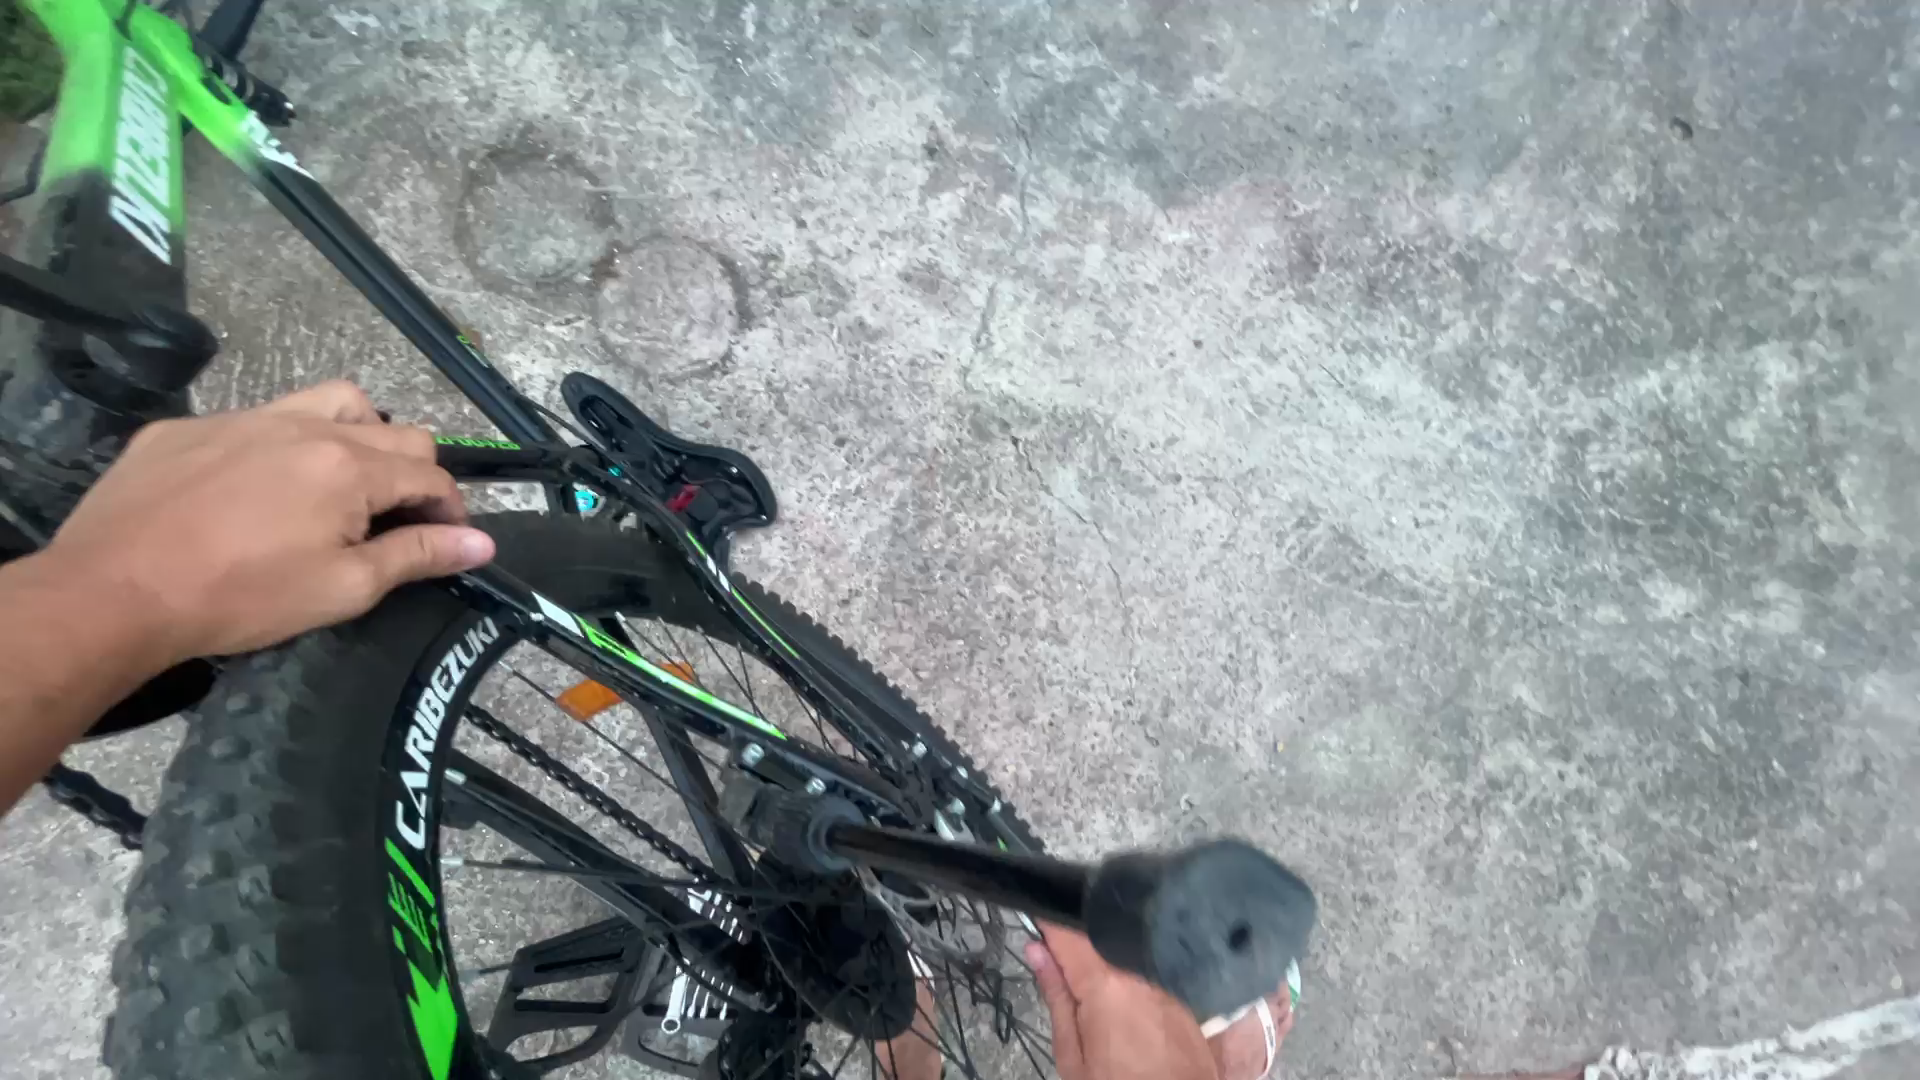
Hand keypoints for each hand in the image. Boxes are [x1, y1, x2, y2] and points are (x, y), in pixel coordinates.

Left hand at [43, 381, 494, 665]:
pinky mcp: (190, 428)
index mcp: (350, 467)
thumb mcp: (348, 586)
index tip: (446, 541)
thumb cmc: (243, 596)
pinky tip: (265, 486)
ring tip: (350, 477)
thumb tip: (484, 543)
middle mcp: (307, 428)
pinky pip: (264, 416)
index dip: (451, 510)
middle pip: (399, 433)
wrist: (108, 596)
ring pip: (339, 402)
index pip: (432, 475)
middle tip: (401, 519)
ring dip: (365, 434)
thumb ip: (421, 554)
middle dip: (418, 475)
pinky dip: (289, 442)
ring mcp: (245, 420)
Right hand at [1026, 923, 1220, 1079]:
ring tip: (1096, 997)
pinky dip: (1128, 975)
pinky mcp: (1180, 994)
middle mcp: (1136, 970)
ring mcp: (1162, 980)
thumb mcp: (1072, 1058)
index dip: (1048, 924)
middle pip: (1096, 939)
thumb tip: (1035, 949)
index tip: (1034, 923)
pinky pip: (1145, 968)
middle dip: (1075, 946)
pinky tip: (1126, 1008)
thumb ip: (1055, 996)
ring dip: (1103, 959)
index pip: (1067, 933)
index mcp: (1103, 984)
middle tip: (1063, 974)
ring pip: (1121, 951)